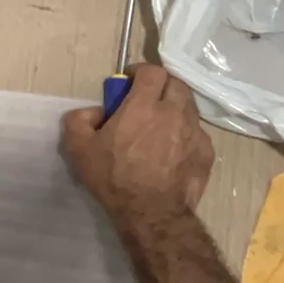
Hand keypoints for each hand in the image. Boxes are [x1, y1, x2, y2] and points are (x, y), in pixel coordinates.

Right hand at [62, 64, 214, 222]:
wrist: (150, 211)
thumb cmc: (111, 175)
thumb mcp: (77, 147)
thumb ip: (79, 119)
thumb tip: (95, 112)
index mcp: (143, 106)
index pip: (153, 72)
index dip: (141, 71)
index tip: (129, 79)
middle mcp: (174, 113)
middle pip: (177, 84)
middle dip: (161, 85)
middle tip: (145, 99)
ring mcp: (195, 133)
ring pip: (188, 108)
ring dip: (173, 109)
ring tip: (157, 126)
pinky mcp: (206, 152)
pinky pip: (196, 133)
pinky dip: (183, 133)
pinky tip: (169, 150)